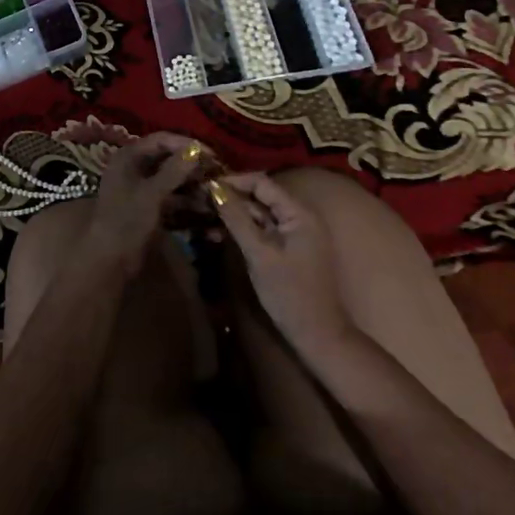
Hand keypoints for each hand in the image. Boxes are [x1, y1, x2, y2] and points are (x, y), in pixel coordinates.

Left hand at [82, 133, 206, 271]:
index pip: (160, 140)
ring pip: (173, 181)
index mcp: (128, 158)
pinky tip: (208, 212)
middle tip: (219, 175)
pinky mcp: (150, 209)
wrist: (110, 258)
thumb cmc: (126, 219)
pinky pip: (173, 200)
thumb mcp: (151, 193)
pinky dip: (188, 204)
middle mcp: (134, 169)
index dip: (186, 145)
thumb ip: (174, 170)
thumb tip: (197, 148)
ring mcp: (142, 189)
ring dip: (194, 188)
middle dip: (194, 168)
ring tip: (216, 195)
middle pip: (169, 160)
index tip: (213, 155)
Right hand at [211, 172, 356, 355]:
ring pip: (258, 213)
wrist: (315, 333)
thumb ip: (236, 218)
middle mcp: (300, 217)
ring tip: (202, 216)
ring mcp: (294, 234)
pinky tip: (216, 234)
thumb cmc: (289, 292)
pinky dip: (241, 229)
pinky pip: (261, 230)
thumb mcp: (258, 253)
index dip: (233, 181)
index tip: (204, 186)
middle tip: (198, 200)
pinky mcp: (287, 248)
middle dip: (230, 196)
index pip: (262, 183)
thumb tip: (213, 188)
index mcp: (300, 214)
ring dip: (232, 213)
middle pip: (260, 196)